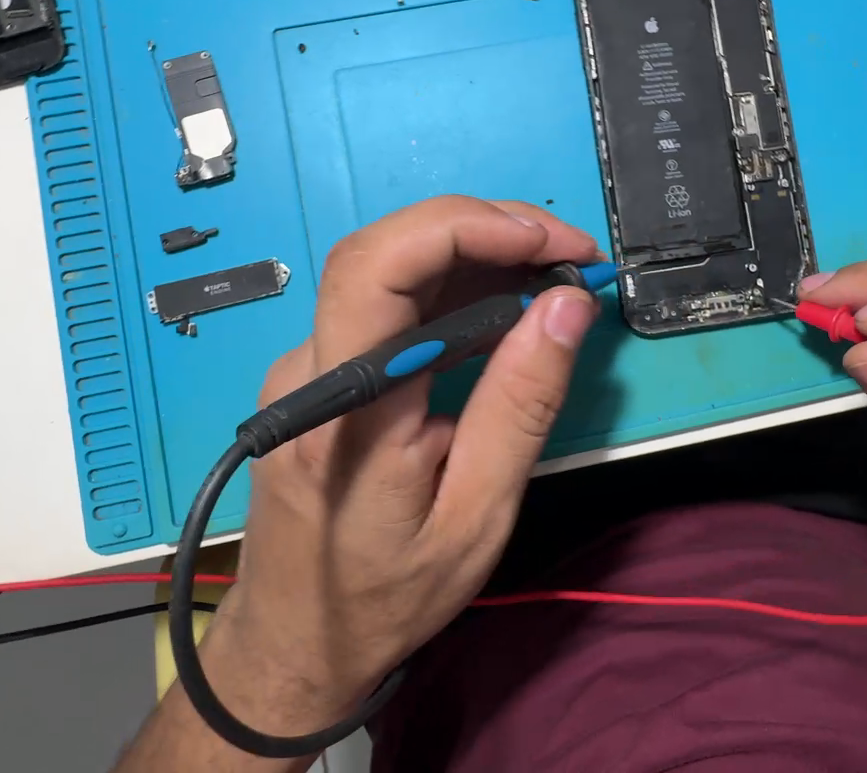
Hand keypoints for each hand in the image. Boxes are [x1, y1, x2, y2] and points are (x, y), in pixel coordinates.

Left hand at [211, 196, 600, 731]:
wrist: (295, 640)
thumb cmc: (388, 594)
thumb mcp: (478, 515)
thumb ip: (521, 405)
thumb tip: (566, 304)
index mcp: (343, 408)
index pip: (376, 269)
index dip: (463, 226)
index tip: (549, 241)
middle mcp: (309, 367)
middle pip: (388, 252)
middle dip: (489, 231)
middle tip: (572, 254)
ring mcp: (309, 363)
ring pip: (393, 269)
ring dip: (480, 256)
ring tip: (555, 275)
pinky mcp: (322, 369)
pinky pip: (391, 303)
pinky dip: (458, 288)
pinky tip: (509, 303)